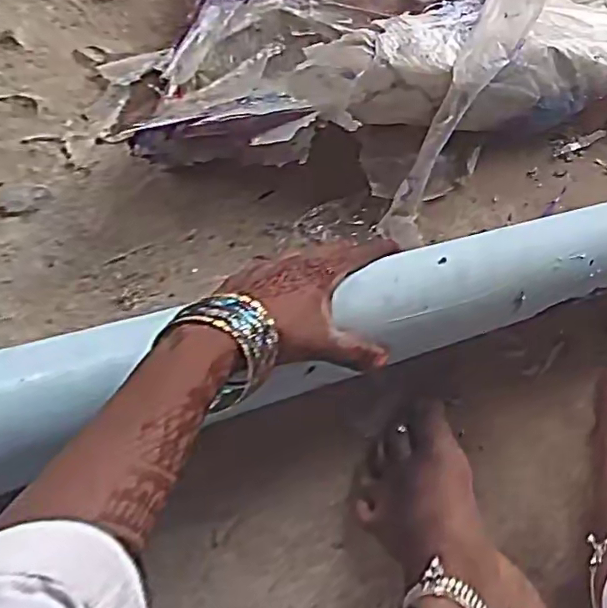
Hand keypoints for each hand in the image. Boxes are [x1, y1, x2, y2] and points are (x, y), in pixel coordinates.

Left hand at [217, 241, 398, 370]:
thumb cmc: (272, 334)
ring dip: (314, 257)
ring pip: (300, 254)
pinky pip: (269, 265)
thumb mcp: (320, 344)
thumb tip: (382, 360)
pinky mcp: (243, 276)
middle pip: (330, 249)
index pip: (358, 253)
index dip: (378, 249)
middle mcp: (297, 262)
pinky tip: (277, 278)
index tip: (391, 247)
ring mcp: (268, 266)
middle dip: (348, 250)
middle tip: (359, 257)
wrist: (215, 337)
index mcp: (322, 271)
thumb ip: (354, 351)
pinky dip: (280, 268)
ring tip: (320, 266)